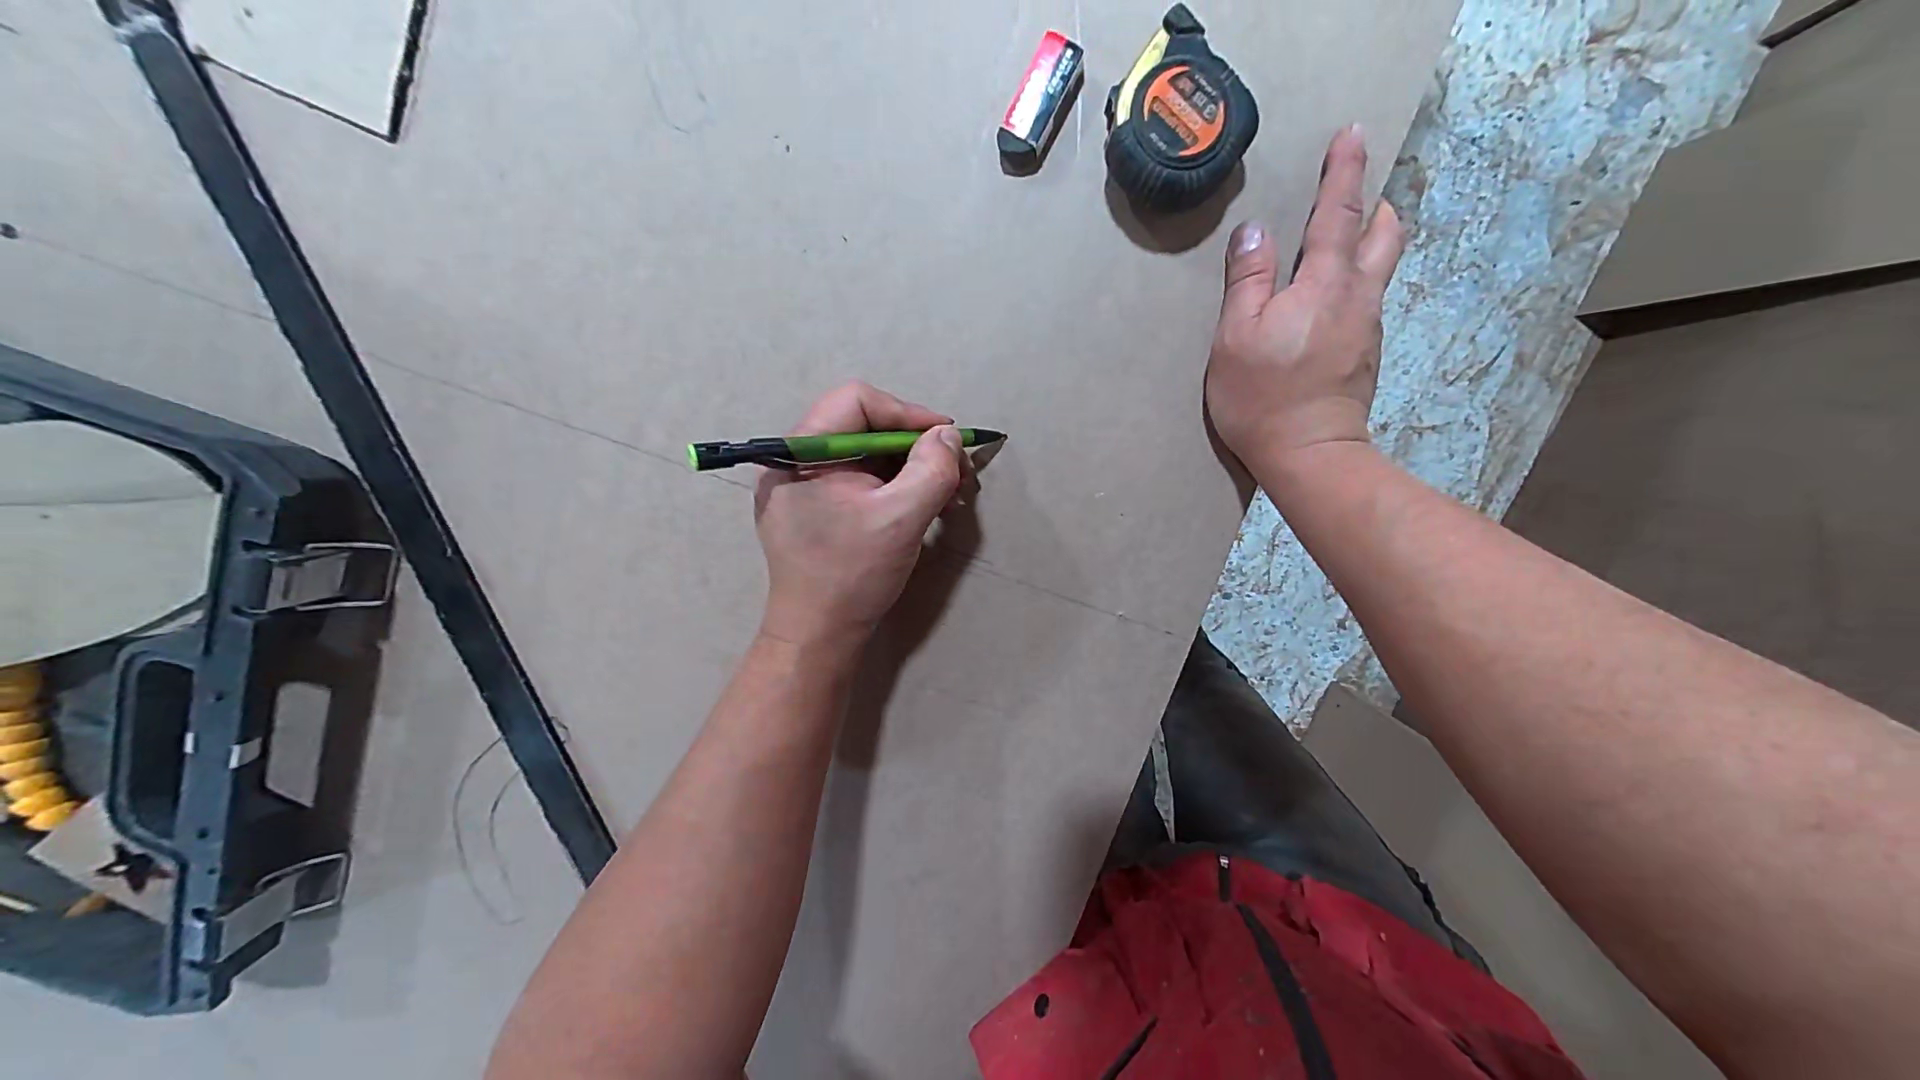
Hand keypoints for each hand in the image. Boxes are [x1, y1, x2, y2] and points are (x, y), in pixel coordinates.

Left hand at [754, 382, 966, 651]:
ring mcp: (802, 485)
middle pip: (864, 426)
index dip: (907, 414)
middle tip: (954, 472)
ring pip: (865, 454)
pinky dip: (893, 486)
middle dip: (915, 446)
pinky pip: (858, 479)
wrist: (818, 635)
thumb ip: (932, 469)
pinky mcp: (814, 508)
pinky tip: (922, 506)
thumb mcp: (902, 519)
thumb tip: (947, 436)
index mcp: (802, 452)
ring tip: (946, 495)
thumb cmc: (853, 575)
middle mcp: (795, 460)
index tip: (946, 440)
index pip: (857, 402)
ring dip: (910, 468)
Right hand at [1205, 125, 1405, 474]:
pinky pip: (1366, 300)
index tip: (1352, 135)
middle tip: (1355, 196)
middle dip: (1373, 206)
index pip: (1338, 213)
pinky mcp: (1364, 354)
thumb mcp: (1236, 336)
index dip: (1343, 172)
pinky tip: (1327, 301)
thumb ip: (1248, 280)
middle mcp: (1358, 297)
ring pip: (1380, 267)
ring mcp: (1367, 327)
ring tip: (1341, 243)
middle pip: (1383, 234)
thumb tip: (1256, 232)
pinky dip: (1354, 281)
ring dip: (1368, 242)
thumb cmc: (1262, 396)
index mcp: (1325, 284)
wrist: (1308, 454)